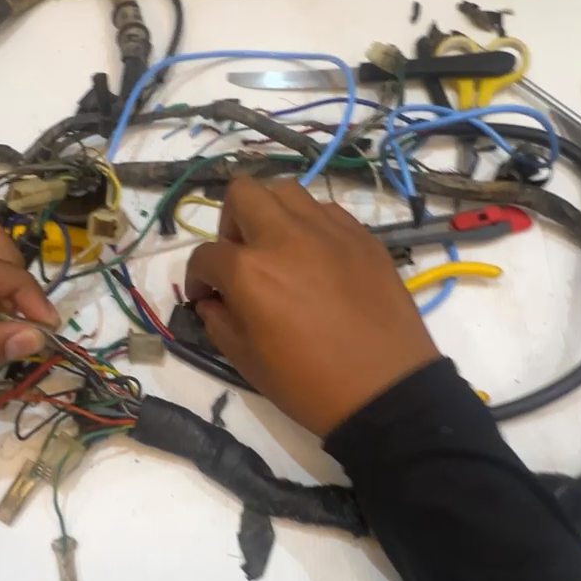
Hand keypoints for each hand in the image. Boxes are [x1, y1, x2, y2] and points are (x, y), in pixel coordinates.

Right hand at [184, 177, 439, 436]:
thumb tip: (213, 299)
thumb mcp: (245, 360)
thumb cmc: (307, 383)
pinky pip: (325, 211)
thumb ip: (218, 320)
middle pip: (242, 193)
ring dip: (270, 214)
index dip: (196, 278)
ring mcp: (328, 230)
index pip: (205, 255)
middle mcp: (285, 236)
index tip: (204, 296)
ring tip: (277, 250)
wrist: (384, 390)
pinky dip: (309, 226)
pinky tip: (315, 259)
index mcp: (249, 270)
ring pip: (286, 191)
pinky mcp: (362, 235)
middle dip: (229, 224)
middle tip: (238, 259)